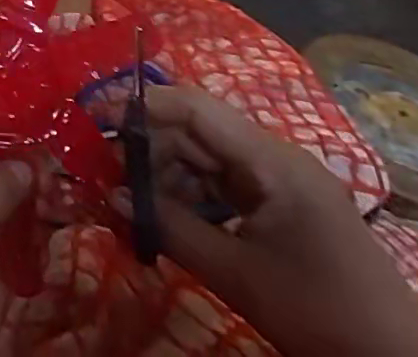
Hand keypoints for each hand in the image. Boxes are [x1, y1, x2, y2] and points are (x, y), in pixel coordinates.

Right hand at [119, 86, 417, 356]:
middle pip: (197, 131)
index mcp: (272, 161)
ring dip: (168, 174)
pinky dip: (192, 194)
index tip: (97, 114)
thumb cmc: (320, 314)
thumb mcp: (237, 274)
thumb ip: (171, 227)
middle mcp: (276, 157)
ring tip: (132, 199)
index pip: (196, 109)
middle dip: (150, 146)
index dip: (144, 104)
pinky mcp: (283, 204)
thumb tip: (111, 193)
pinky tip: (167, 215)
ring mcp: (282, 180)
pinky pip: (225, 183)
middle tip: (107, 171)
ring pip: (207, 157)